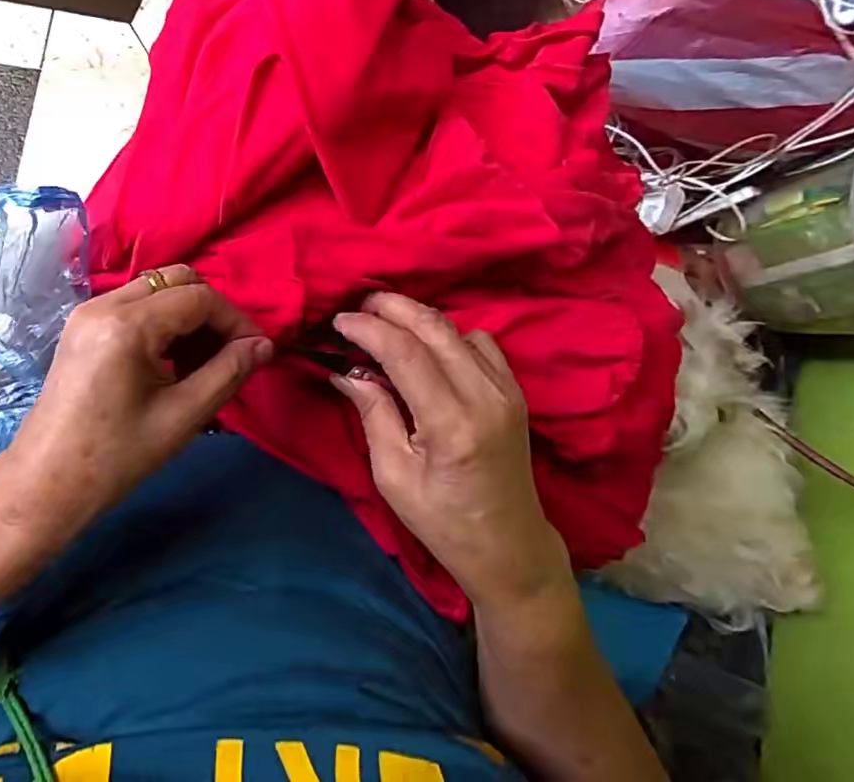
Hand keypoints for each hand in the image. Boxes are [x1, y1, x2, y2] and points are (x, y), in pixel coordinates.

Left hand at [0, 265, 271, 609]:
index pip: (198, 298)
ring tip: (203, 361)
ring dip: (188, 314)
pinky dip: (163, 320)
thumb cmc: (115, 457)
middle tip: (230, 353)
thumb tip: (264, 346)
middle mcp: (103, 304)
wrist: (45, 483)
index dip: (235, 320)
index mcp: (126, 324)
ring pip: (155, 289)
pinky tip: (172, 359)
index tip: (257, 351)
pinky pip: (134, 304)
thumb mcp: (182, 416)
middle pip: (176, 280)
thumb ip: (228, 372)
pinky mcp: (82, 325)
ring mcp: (87, 311)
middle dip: (212, 311)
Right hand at [330, 293, 572, 612]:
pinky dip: (447, 334)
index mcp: (451, 424)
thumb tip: (346, 370)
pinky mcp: (514, 391)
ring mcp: (506, 391)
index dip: (368, 329)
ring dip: (416, 318)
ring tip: (383, 322)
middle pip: (433, 328)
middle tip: (358, 307)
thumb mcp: (393, 476)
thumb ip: (373, 414)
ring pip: (456, 329)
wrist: (510, 546)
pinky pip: (479, 342)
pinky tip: (427, 347)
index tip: (339, 321)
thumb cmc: (443, 521)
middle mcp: (484, 397)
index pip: (405, 353)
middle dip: (391, 308)